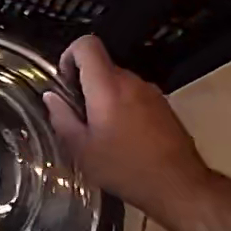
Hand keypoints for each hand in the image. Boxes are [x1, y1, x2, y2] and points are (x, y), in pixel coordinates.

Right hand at [44, 35, 230, 230]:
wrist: (179, 185)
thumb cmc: (125, 169)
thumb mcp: (81, 149)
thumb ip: (61, 117)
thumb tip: (51, 97)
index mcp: (107, 87)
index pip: (87, 44)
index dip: (69, 56)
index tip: (65, 83)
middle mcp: (131, 81)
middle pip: (101, 66)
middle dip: (85, 85)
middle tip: (79, 117)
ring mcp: (151, 92)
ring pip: (117, 82)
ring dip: (104, 98)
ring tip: (101, 132)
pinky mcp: (163, 105)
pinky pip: (134, 95)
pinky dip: (122, 106)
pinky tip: (123, 137)